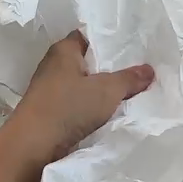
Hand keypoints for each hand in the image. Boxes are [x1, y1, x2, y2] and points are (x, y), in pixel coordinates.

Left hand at [3, 31, 154, 166]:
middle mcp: (54, 65)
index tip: (135, 47)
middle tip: (140, 71)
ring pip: (84, 83)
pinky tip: (111, 111)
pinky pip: (78, 101)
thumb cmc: (68, 107)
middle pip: (88, 60)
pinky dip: (92, 105)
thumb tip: (149, 69)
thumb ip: (129, 79)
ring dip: (102, 89)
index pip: (89, 36)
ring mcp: (51, 88)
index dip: (111, 40)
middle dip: (112, 67)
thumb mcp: (106, 91)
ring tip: (132, 92)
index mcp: (63, 50)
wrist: (33, 145)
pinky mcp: (51, 109)